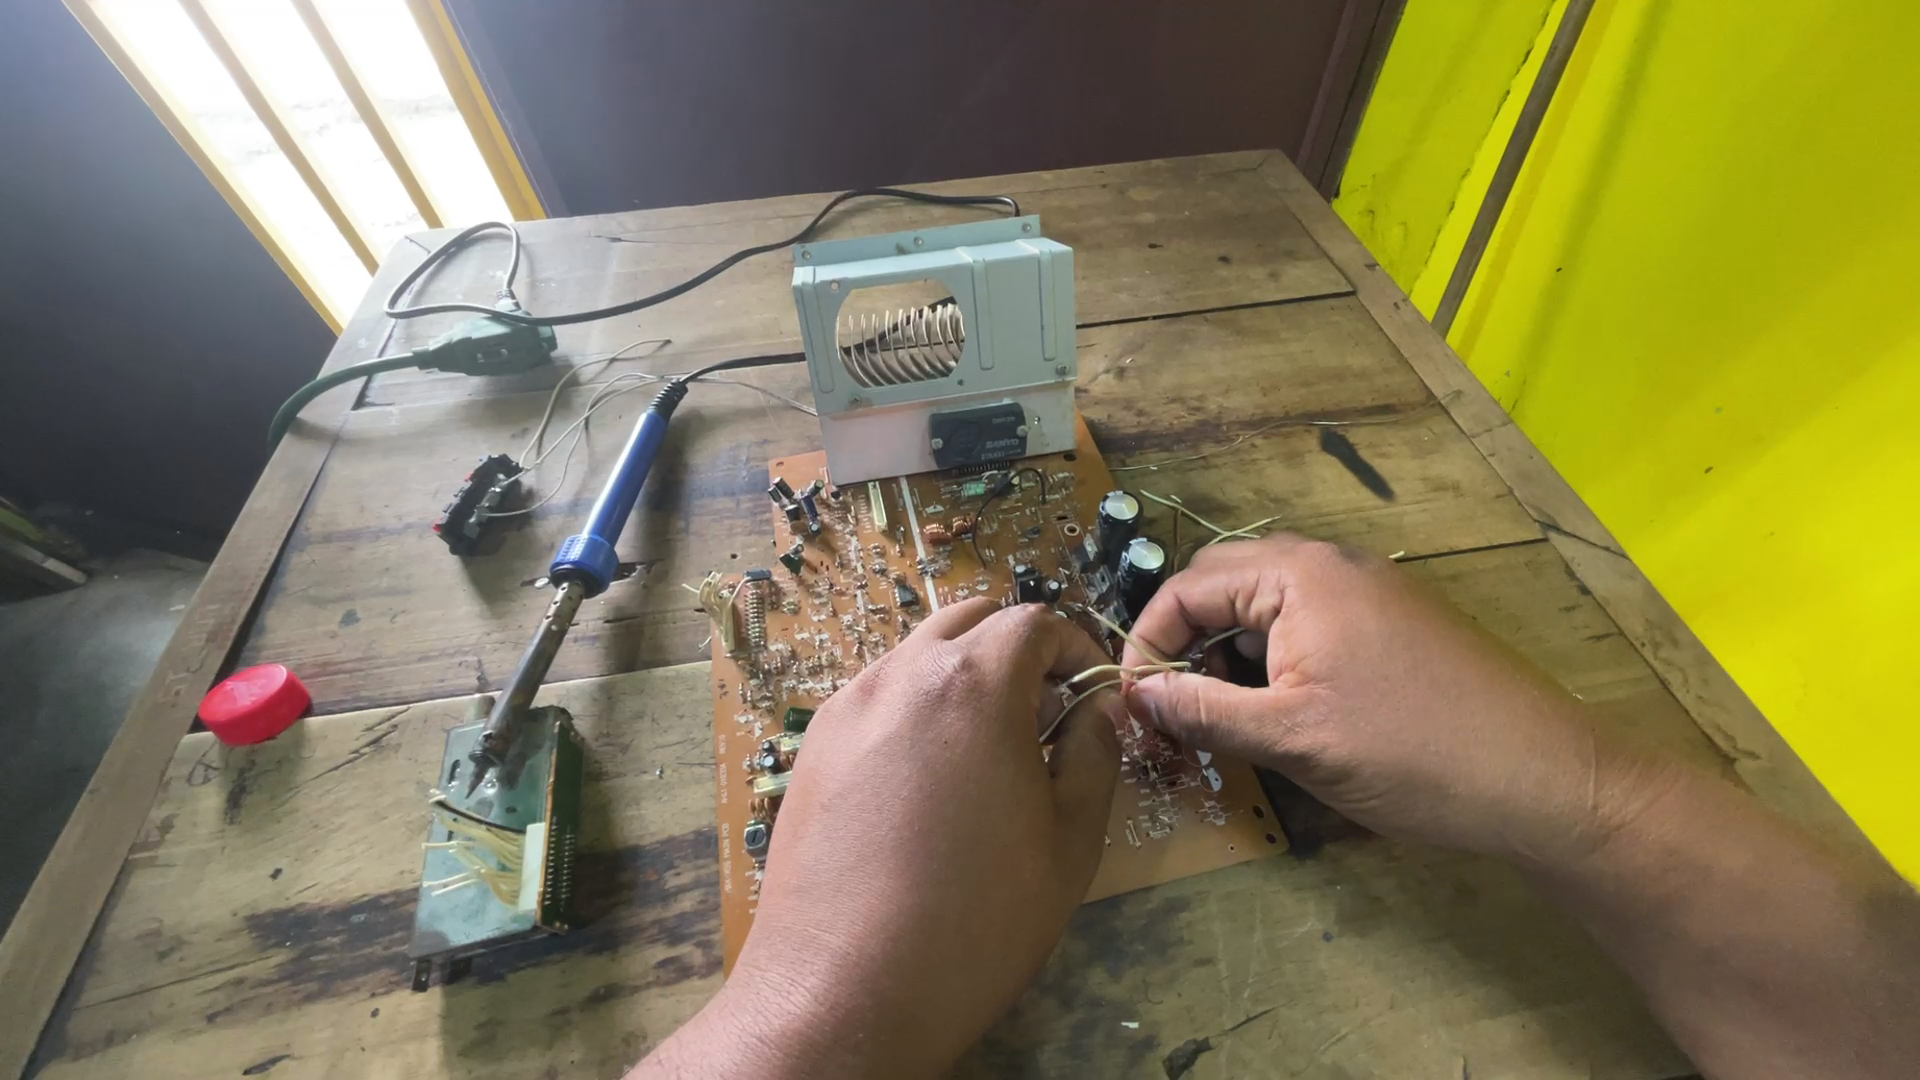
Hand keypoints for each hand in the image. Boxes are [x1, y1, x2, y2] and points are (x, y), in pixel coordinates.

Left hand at [635, 600, 1120, 1078]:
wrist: (838, 992)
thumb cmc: (974, 920)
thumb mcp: (1070, 841)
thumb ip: (1095, 753)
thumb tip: (1096, 708)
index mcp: (972, 683)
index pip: (1034, 621)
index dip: (1076, 647)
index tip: (1090, 693)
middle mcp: (904, 671)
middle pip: (972, 619)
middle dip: (1018, 649)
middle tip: (1041, 715)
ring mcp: (850, 701)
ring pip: (921, 650)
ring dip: (964, 673)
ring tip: (981, 747)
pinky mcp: (815, 738)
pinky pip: (880, 691)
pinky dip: (917, 701)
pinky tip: (921, 774)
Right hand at [1121, 534, 1668, 868]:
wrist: (1554, 783)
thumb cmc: (1411, 753)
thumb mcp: (1290, 737)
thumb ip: (1201, 709)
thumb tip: (1132, 695)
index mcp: (1297, 574)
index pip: (1186, 588)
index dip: (1147, 642)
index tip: (1134, 699)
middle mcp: (1326, 562)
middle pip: (1219, 583)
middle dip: (1183, 638)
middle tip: (1171, 699)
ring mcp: (1361, 586)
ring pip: (1259, 601)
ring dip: (1224, 647)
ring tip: (1220, 707)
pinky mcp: (1385, 615)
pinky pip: (1299, 616)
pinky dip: (1267, 652)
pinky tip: (1275, 701)